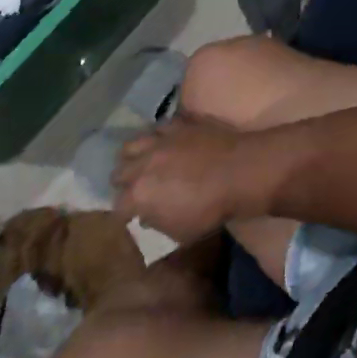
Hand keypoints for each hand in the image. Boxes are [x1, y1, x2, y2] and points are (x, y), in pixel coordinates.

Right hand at [113, 117, 248, 243]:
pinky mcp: (177, 124)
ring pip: (131, 144)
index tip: (130, 216)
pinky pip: (158, 127)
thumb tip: (146, 216)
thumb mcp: (181, 233)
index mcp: (139, 194)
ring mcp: (159, 140)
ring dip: (133, 156)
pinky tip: (164, 142)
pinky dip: (157, 136)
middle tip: (133, 189)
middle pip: (118, 172)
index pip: (118, 206)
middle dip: (122, 183)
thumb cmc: (210, 209)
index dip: (123, 213)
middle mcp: (143, 164)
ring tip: (141, 162)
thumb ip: (158, 224)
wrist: (238, 171)